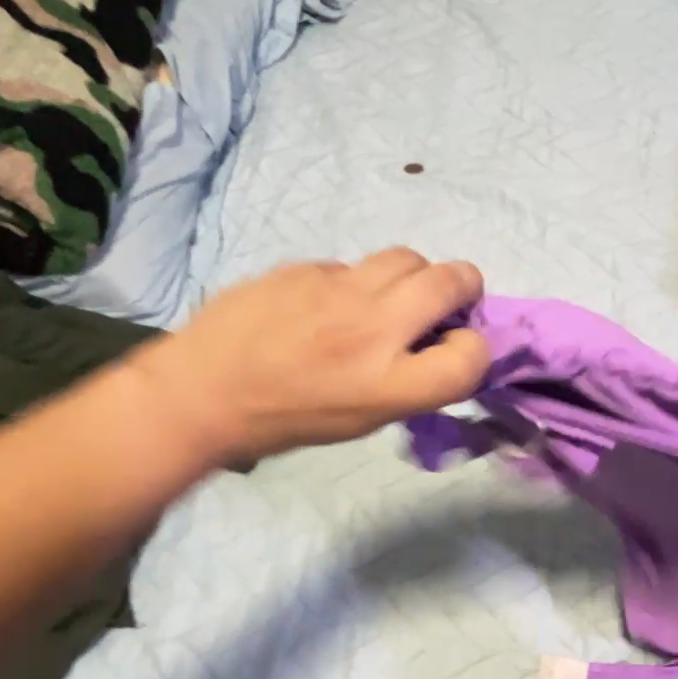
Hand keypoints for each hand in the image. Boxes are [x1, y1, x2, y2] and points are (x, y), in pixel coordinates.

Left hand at [132, 247, 489, 464]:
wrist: (204, 390)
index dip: (474, 349)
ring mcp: (340, 288)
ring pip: (407, 258)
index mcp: (391, 383)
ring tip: (389, 299)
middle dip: (463, 288)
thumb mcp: (364, 419)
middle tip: (445, 306)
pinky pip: (353, 266)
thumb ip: (412, 381)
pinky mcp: (307, 267)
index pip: (472, 352)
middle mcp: (376, 328)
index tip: (454, 351)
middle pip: (454, 279)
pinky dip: (357, 283)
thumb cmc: (288, 420)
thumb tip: (441, 343)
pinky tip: (327, 305)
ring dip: (414, 277)